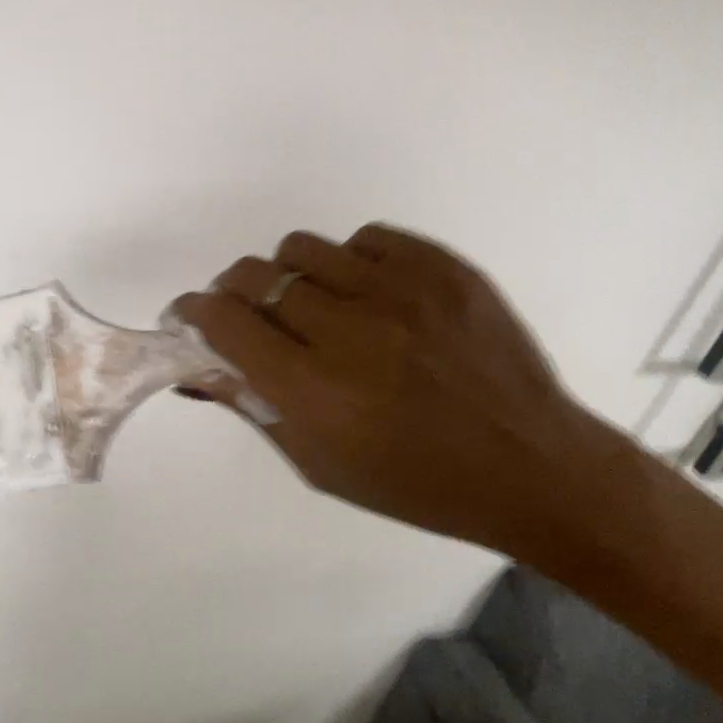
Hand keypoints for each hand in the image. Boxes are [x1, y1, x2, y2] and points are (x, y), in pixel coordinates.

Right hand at [173, 223, 650, 560]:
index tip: (190, 316)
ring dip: (290, 273)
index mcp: (314, 391)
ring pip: (304, 248)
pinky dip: (352, 262)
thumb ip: (253, 407)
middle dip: (234, 291)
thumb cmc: (415, 484)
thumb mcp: (320, 465)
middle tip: (246, 313)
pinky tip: (368, 295)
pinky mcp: (444, 269)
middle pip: (256, 276)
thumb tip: (199, 367)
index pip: (224, 322)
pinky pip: (367, 238)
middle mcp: (350, 332)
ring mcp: (401, 292)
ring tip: (312, 302)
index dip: (194, 311)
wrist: (532, 467)